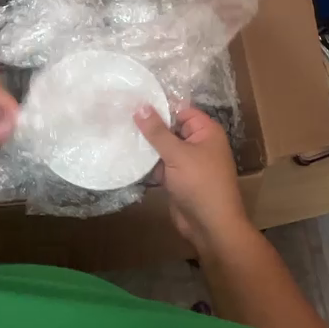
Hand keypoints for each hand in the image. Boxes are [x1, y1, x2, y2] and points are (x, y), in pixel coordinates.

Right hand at [133, 103, 255, 250]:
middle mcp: (198, 144)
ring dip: (146, 146)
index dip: (160, 107)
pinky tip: (125, 157)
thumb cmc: (200, 184)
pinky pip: (161, 165)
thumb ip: (157, 131)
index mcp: (206, 132)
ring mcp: (188, 163)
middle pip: (171, 129)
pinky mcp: (178, 179)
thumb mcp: (177, 154)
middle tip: (119, 117)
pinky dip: (147, 164)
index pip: (181, 111)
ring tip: (118, 134)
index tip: (133, 102)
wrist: (210, 226)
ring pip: (163, 148)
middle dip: (149, 127)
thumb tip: (140, 106)